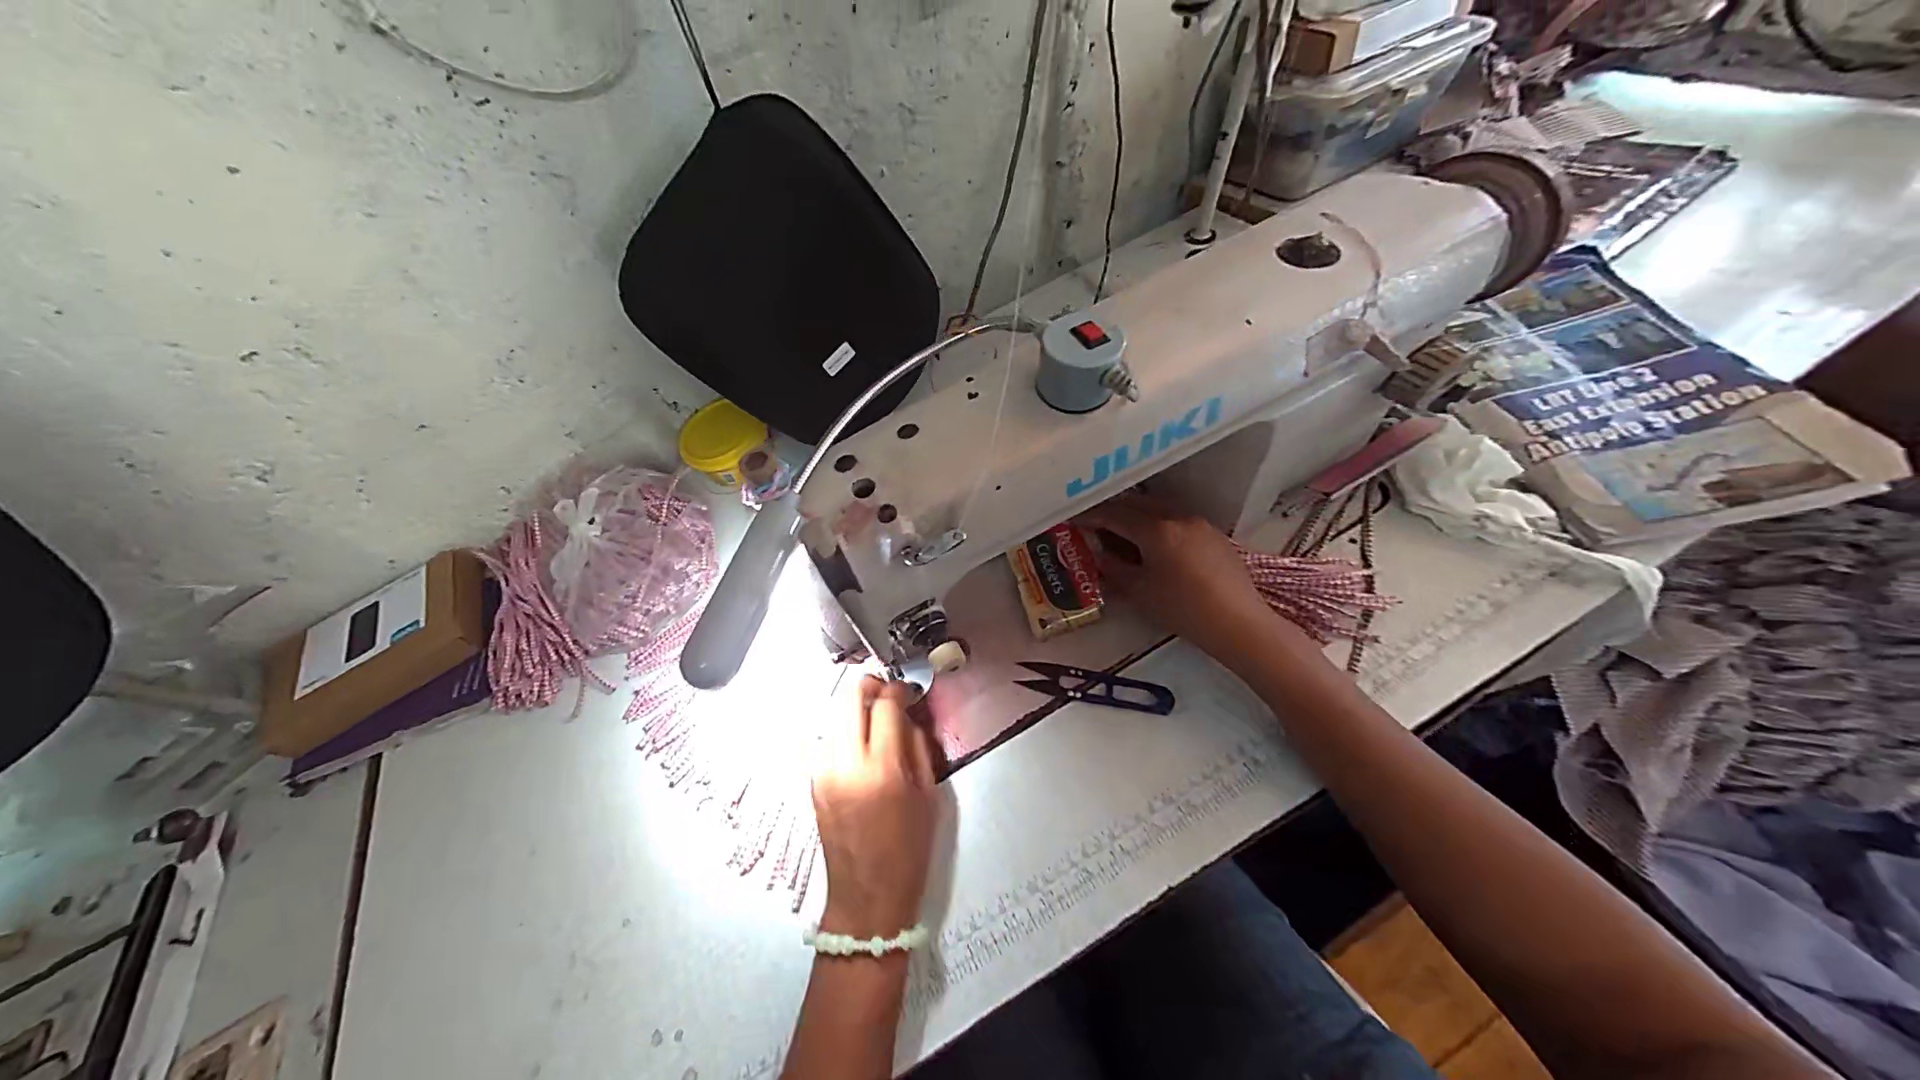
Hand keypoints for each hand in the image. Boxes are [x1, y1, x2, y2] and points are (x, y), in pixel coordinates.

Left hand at [812, 676, 937, 939]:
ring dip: (853, 708)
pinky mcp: (812, 781)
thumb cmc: (908, 851)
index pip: (885, 704)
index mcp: (883, 768)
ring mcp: (824, 771)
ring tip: (873, 721)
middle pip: (849, 697)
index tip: (906, 691)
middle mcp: (847, 763)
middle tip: (886, 695)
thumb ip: (917, 747)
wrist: (867, 895)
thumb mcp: (928, 795)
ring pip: (833, 714)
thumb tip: (907, 716)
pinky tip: (858, 745)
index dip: (898, 689)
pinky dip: (842, 731)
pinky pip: (826, 739)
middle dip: (870, 687)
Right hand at [1076, 492, 1309, 669]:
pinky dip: (1158, 526)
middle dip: (1113, 511)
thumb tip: (1099, 554)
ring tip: (1121, 531)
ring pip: (1160, 510)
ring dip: (1137, 516)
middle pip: (1138, 504)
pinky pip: (1177, 521)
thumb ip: (1114, 568)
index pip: (1115, 514)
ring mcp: (1200, 524)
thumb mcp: (1139, 592)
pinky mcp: (1215, 536)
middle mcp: (1178, 517)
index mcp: (1156, 529)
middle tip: (1094, 522)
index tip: (1073, 518)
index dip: (1091, 516)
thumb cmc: (1183, 609)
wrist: (1238, 623)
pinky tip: (1154, 544)